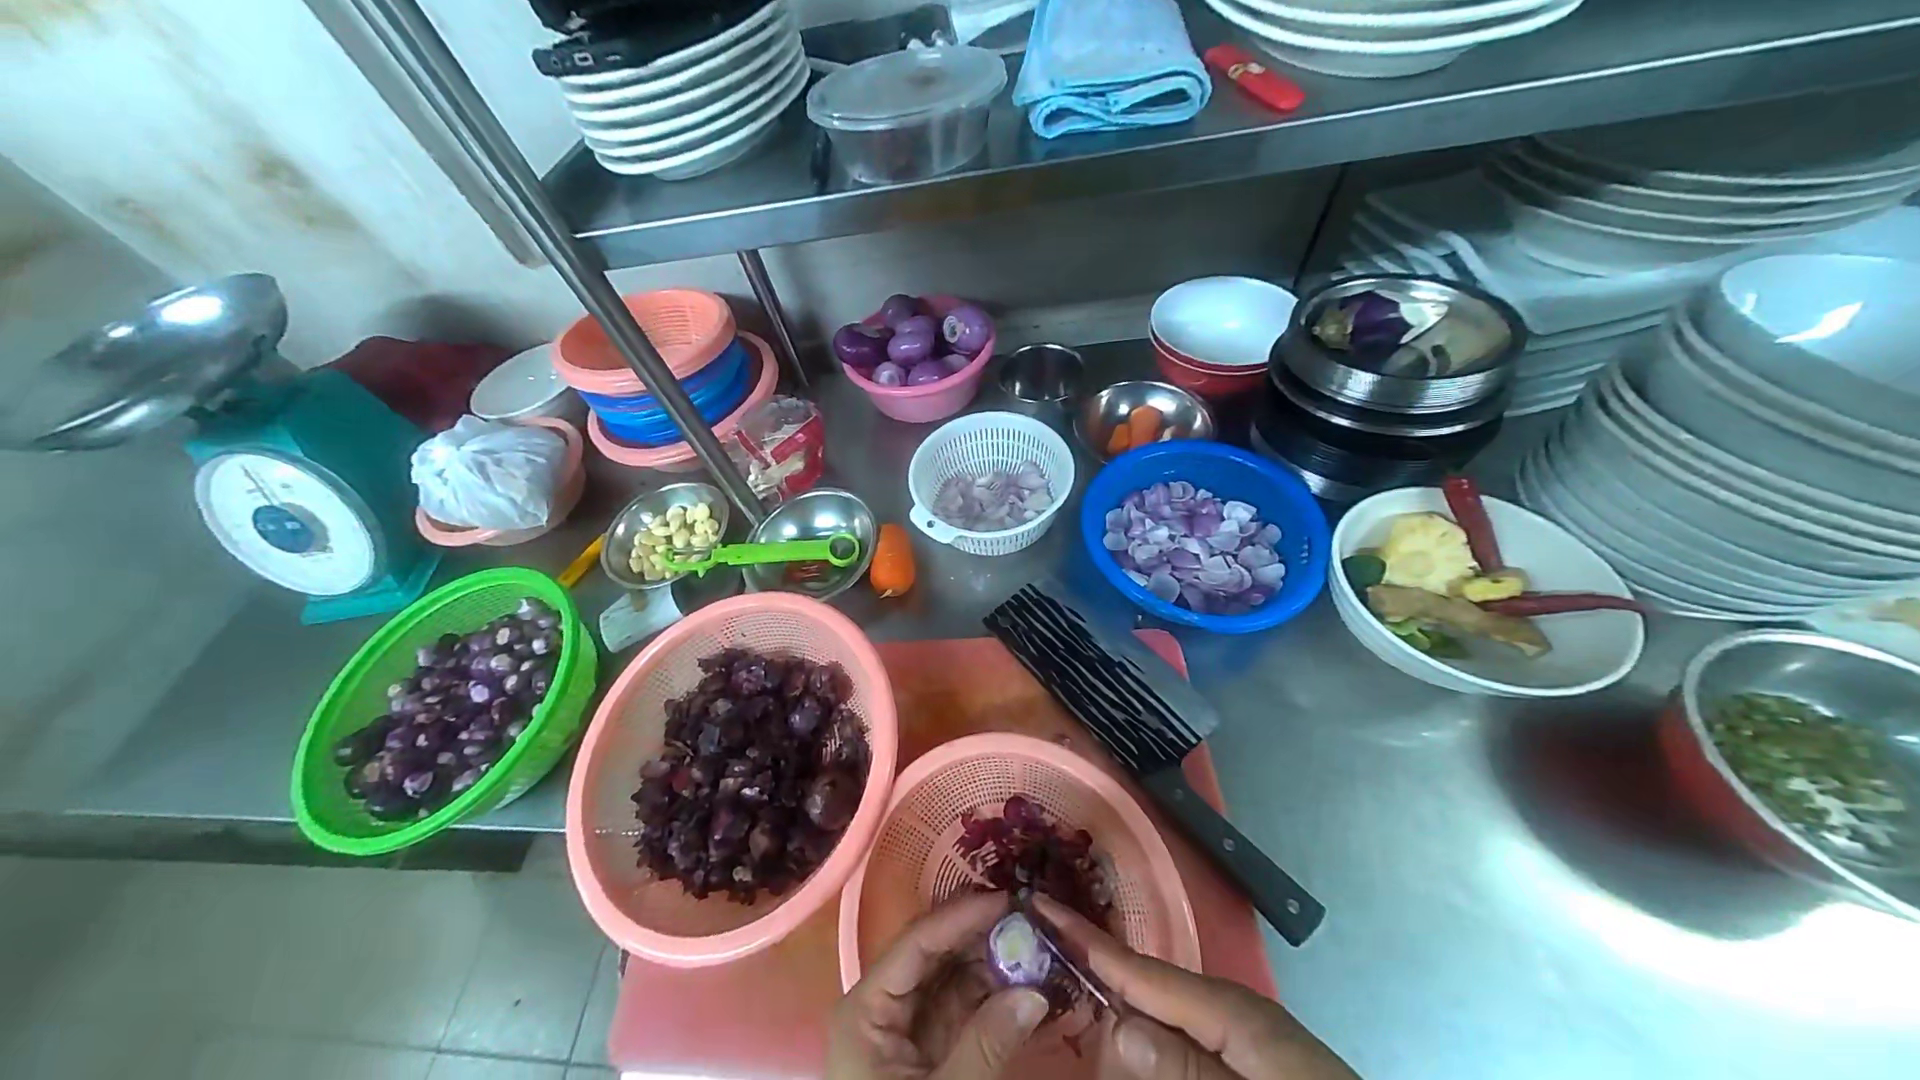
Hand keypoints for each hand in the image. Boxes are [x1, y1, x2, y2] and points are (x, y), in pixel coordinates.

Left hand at [827, 892, 1051, 1079]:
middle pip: (935, 955)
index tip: (1007, 900)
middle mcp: (882, 1006)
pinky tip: (1028, 983)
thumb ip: (984, 1045)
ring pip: (953, 978)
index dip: (960, 917)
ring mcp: (907, 1027)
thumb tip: (1034, 991)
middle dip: (982, 937)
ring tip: (1037, 946)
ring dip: (994, 963)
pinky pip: (963, 1008)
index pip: (916, 944)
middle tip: (1031, 920)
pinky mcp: (929, 1049)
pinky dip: (995, 996)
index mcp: (865, 1009)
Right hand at [1034, 896, 1359, 1079]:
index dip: (1083, 939)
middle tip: (1036, 952)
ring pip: (1156, 1012)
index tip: (1036, 905)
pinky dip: (1147, 1027)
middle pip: (1140, 988)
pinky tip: (1126, 1025)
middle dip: (1090, 973)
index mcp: (1227, 1010)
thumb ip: (1188, 1067)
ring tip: (1069, 984)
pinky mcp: (1238, 1052)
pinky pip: (1178, 1032)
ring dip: (1115, 1006)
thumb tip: (1117, 1024)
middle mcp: (1224, 1008)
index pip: (1138, 970)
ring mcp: (1233, 1030)